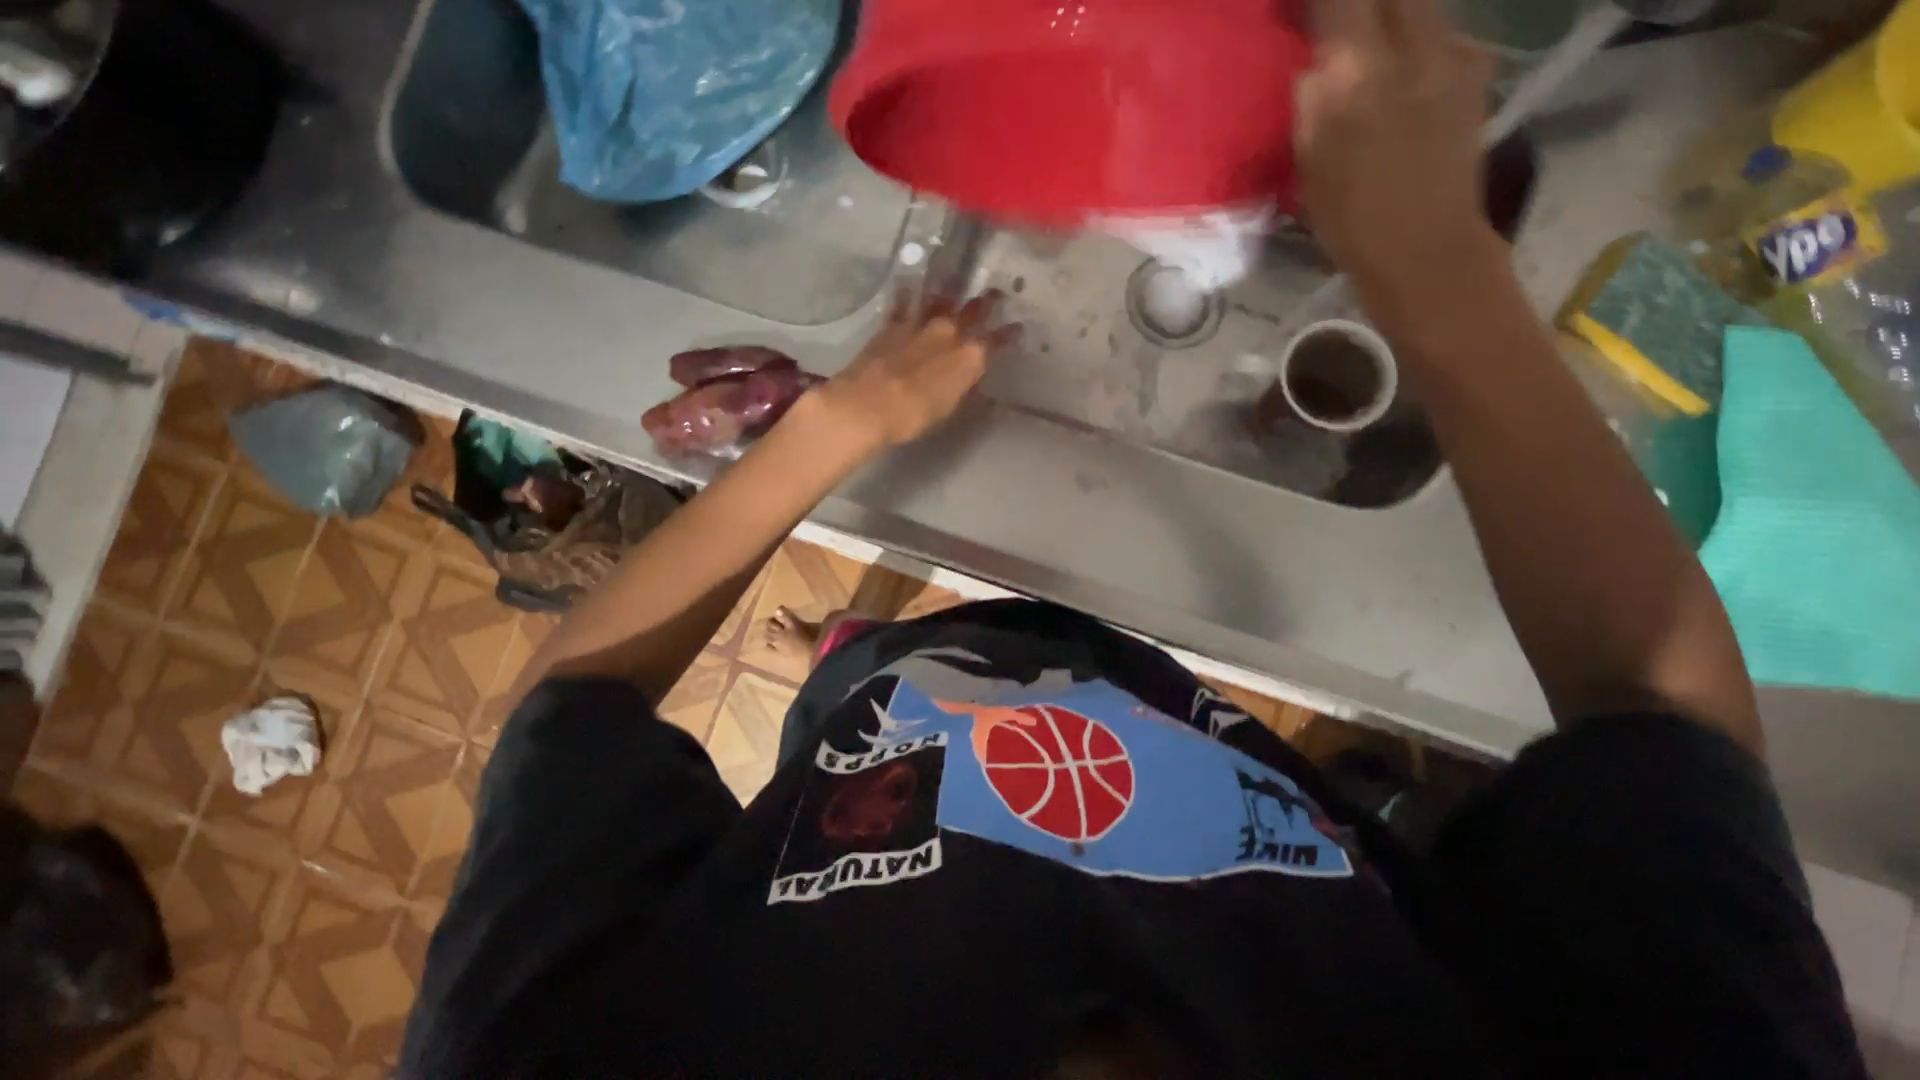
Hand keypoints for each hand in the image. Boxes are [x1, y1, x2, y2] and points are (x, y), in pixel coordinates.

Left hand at [811, 288, 1019, 448]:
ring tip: (955, 281)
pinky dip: (908, 293)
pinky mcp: (891, 325)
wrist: (867, 405)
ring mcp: (918, 324)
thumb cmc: (914, 416)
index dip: (1009, 334)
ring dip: (950, 291)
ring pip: (939, 299)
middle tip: (995, 292)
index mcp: (969, 357)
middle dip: (986, 302)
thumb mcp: (949, 408)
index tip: (1017, 328)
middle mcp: (948, 333)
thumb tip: (974, 378)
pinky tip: (908, 284)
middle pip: (972, 311)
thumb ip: (964, 387)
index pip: (997, 341)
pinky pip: (903, 302)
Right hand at [1295, 0, 1504, 316]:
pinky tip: (1405, 69)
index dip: (1311, 3)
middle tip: (1330, 22)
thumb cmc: (1352, 218)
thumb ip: (1312, 96)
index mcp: (1360, 72)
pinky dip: (1419, 38)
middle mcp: (1414, 48)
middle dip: (1356, 4)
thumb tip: (1316, 59)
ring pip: (1418, 7)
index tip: (1292, 14)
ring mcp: (1453, 57)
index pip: (1338, 0)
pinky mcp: (1475, 74)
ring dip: (1388, 16)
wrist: (1426, 250)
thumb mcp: (1311, 159)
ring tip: (1365, 44)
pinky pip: (1443, 32)